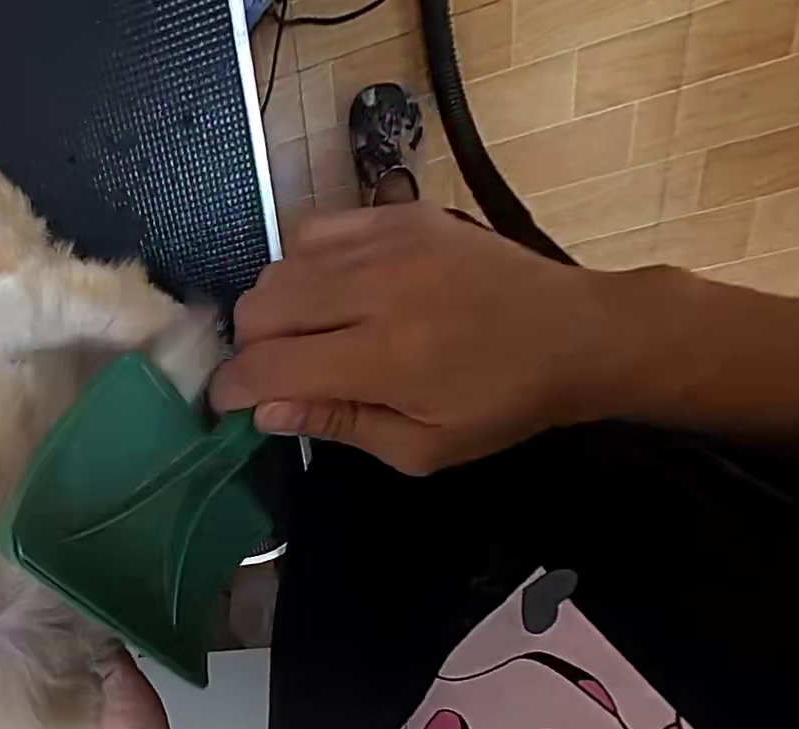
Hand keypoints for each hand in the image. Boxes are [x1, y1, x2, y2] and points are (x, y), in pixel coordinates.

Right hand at [210, 203, 675, 473]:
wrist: (572, 335)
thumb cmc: (500, 405)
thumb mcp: (422, 447)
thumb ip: (340, 425)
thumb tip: (267, 411)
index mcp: (382, 358)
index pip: (267, 366)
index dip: (231, 390)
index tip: (226, 406)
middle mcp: (374, 289)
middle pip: (259, 308)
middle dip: (249, 351)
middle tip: (278, 377)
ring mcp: (387, 240)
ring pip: (279, 265)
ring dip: (275, 309)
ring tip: (308, 336)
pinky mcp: (401, 212)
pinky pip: (316, 229)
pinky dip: (305, 266)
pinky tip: (334, 292)